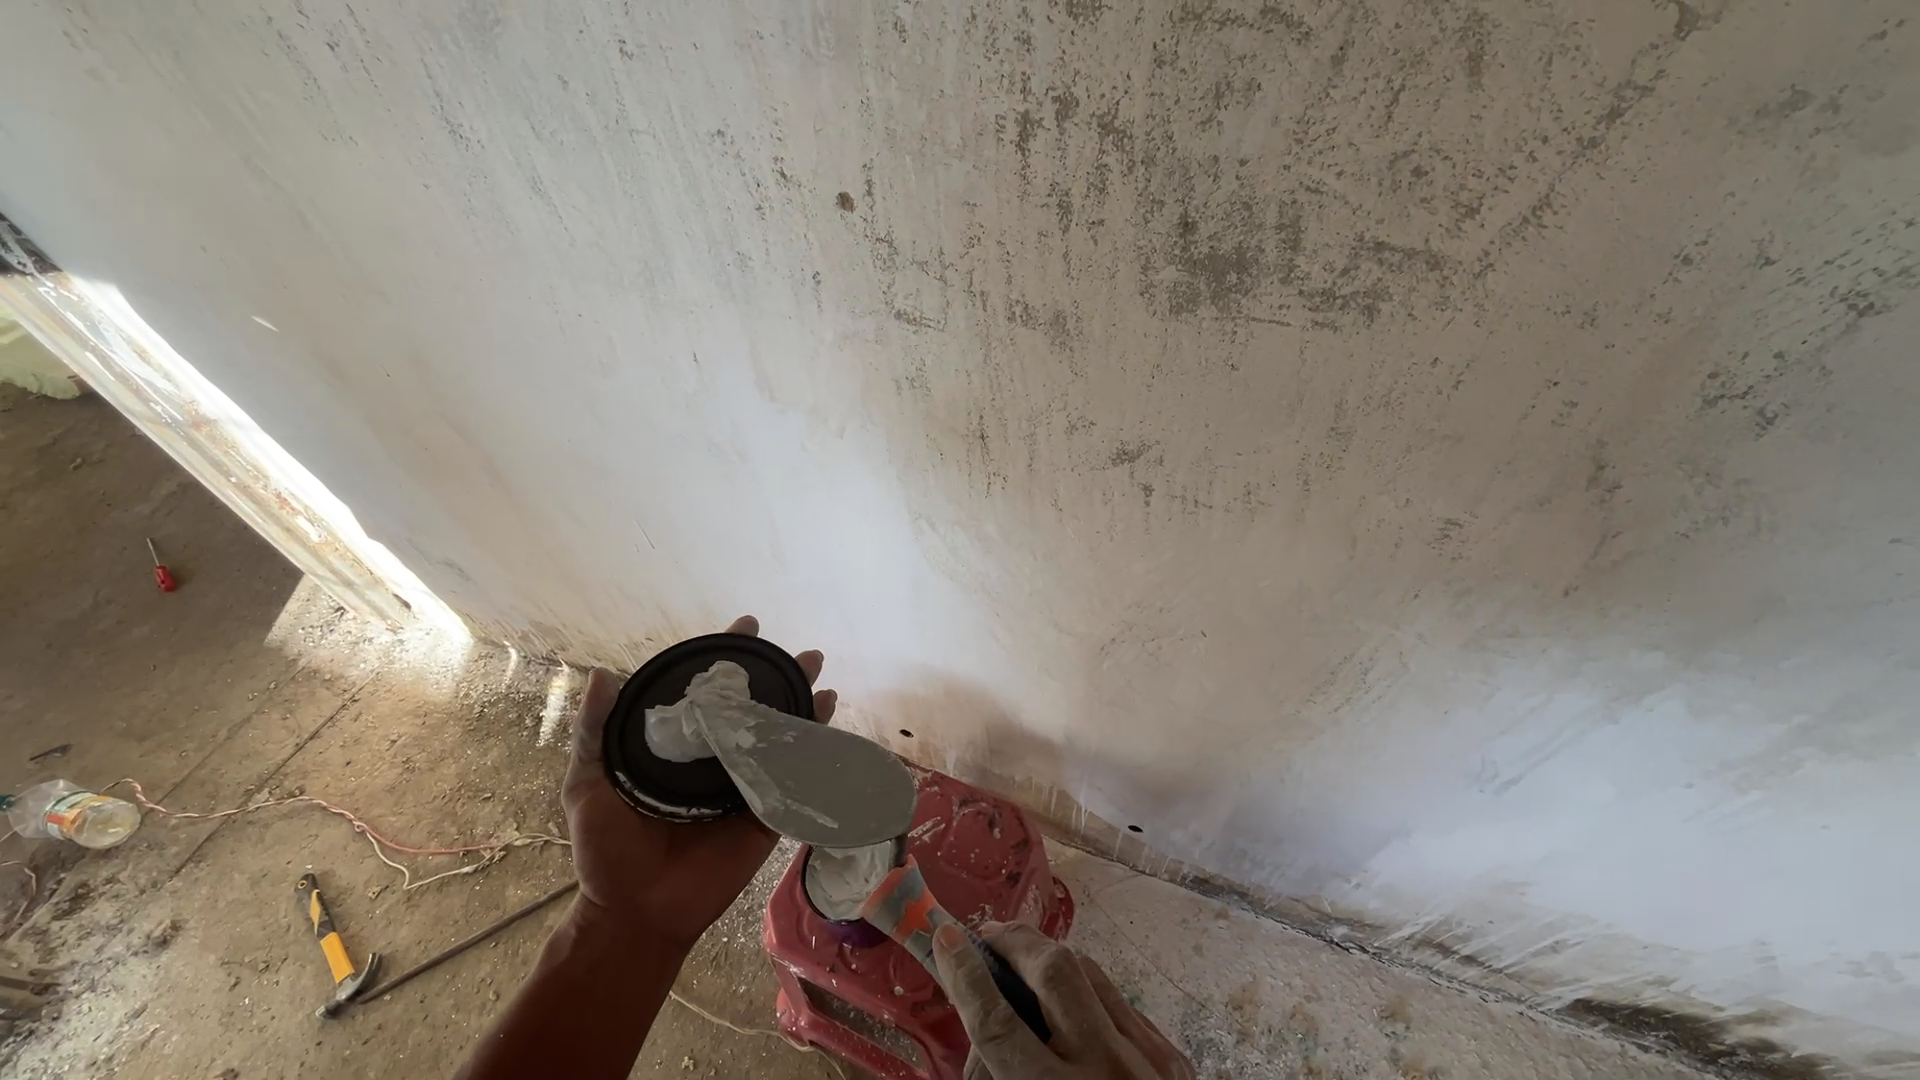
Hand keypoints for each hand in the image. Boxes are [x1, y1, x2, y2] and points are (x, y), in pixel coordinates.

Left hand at [561, 615, 837, 949]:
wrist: (635, 912)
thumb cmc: (608, 850)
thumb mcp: (588, 785)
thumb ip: (595, 733)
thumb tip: (601, 673)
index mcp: (679, 746)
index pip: (707, 691)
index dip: (727, 657)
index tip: (747, 626)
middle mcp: (715, 758)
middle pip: (753, 708)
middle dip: (779, 677)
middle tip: (802, 654)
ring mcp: (744, 785)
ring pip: (779, 736)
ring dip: (803, 705)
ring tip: (820, 677)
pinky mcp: (765, 814)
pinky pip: (793, 779)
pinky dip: (814, 751)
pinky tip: (828, 725)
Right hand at [933, 922, 1195, 1079]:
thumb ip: (996, 1070)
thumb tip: (977, 1008)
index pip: (999, 1025)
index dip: (967, 978)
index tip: (945, 939)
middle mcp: (1105, 1072)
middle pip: (1053, 974)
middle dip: (1014, 943)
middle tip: (987, 936)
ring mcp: (1147, 1058)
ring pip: (1089, 972)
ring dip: (1049, 956)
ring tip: (1022, 954)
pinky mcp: (1171, 1054)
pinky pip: (1117, 999)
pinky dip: (1086, 988)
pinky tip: (1068, 993)